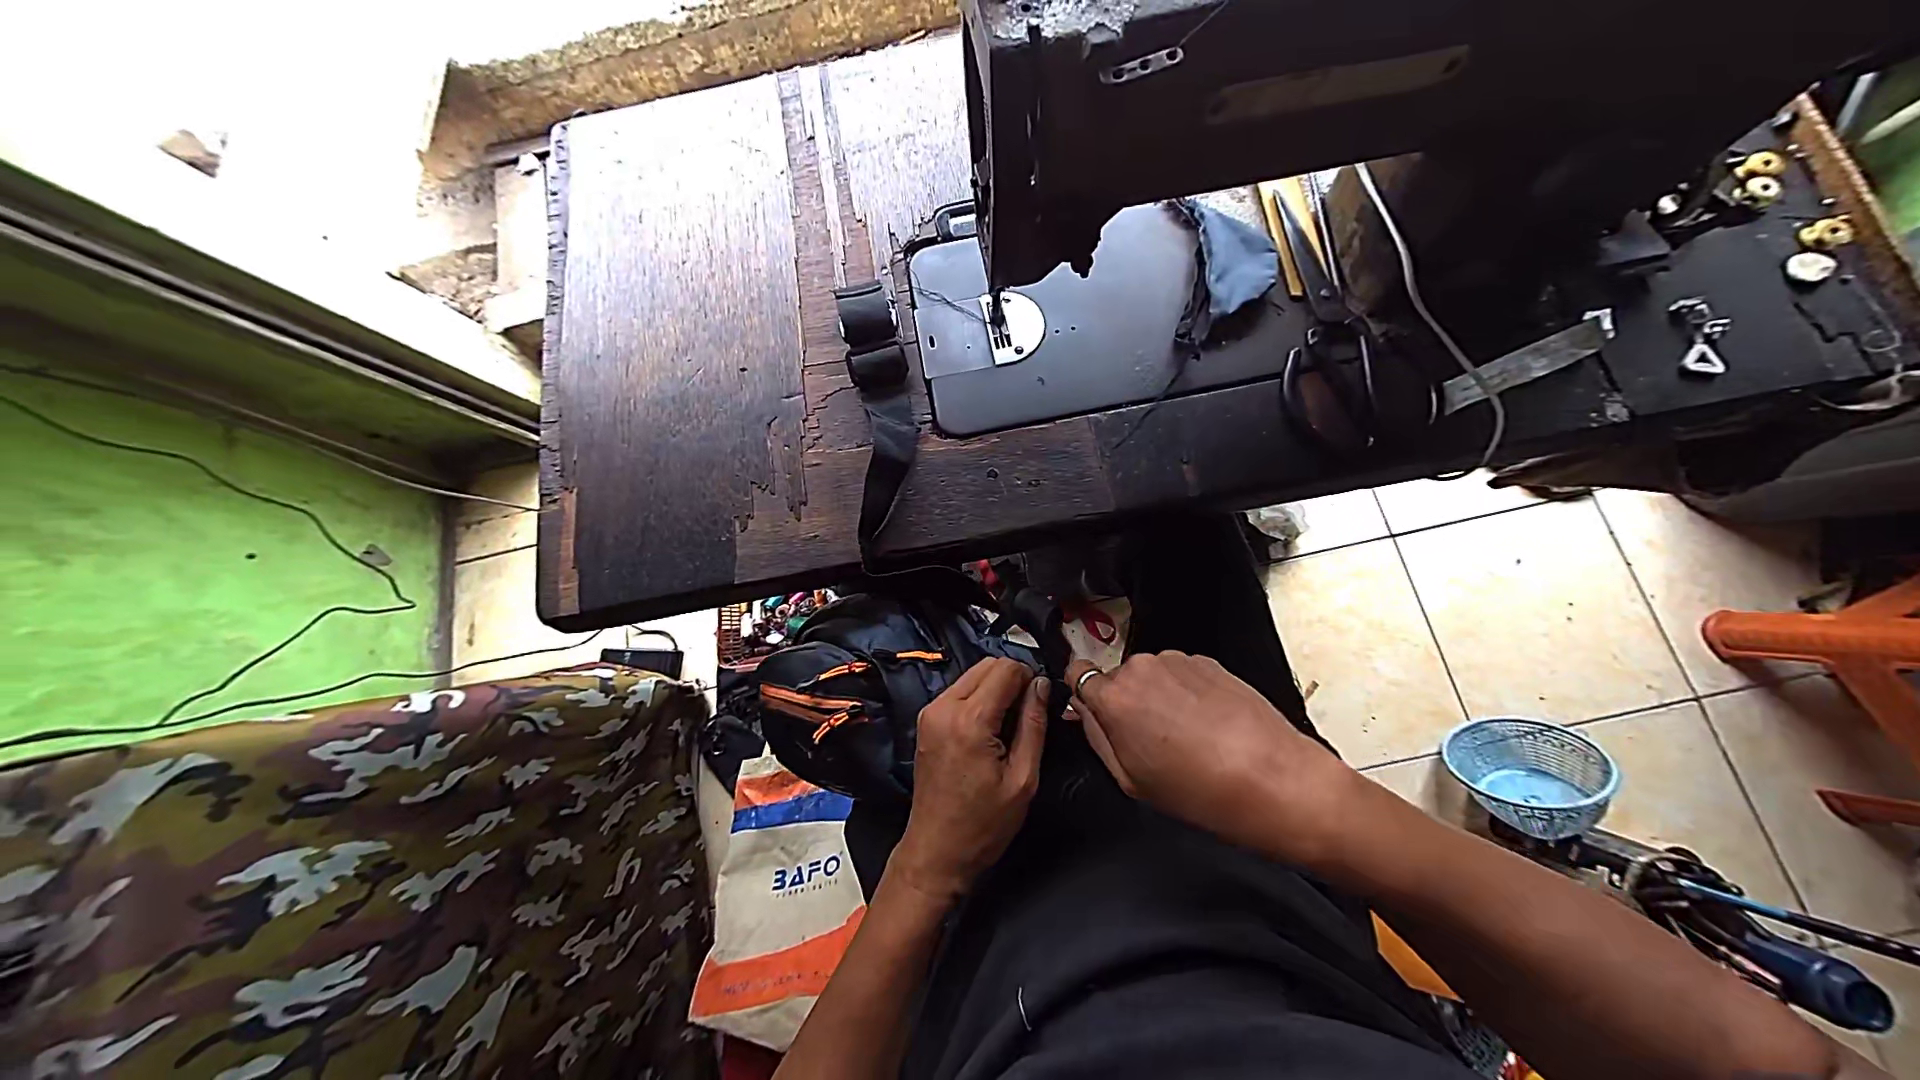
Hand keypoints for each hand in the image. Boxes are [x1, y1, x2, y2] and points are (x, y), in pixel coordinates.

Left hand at [890, 657, 1047, 902]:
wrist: (937, 851)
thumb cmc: (983, 824)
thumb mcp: (1023, 778)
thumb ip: (1034, 724)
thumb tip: (1042, 684)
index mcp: (969, 720)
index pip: (1006, 669)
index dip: (1030, 678)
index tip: (1041, 702)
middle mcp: (944, 707)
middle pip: (987, 665)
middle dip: (1013, 680)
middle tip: (1028, 714)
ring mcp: (931, 712)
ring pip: (972, 675)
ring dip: (995, 688)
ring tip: (1010, 725)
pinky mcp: (926, 720)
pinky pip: (959, 691)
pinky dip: (979, 698)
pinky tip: (990, 728)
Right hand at [1066, 652, 1358, 862]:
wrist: (1274, 780)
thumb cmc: (1206, 790)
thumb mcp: (1129, 779)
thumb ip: (1096, 736)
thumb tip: (1084, 713)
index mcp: (1114, 698)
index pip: (1077, 673)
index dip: (1085, 695)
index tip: (1094, 708)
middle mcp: (1142, 669)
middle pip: (1117, 678)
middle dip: (1128, 702)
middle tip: (1150, 740)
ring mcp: (1177, 662)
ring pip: (1151, 676)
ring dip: (1159, 697)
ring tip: (1185, 738)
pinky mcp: (1208, 662)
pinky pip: (1181, 674)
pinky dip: (1187, 694)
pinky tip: (1206, 726)